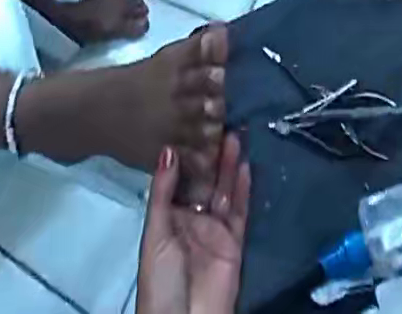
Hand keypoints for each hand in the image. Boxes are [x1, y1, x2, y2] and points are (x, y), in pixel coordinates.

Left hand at [137, 133, 249, 313]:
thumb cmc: (161, 279)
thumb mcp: (156, 233)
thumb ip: (164, 191)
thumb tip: (168, 147)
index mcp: (169, 215)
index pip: (180, 177)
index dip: (188, 152)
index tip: (194, 123)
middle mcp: (192, 217)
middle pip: (205, 180)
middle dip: (212, 154)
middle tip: (220, 122)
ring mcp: (214, 228)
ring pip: (223, 190)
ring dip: (229, 164)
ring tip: (234, 134)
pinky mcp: (234, 241)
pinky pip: (240, 211)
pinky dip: (243, 189)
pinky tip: (246, 165)